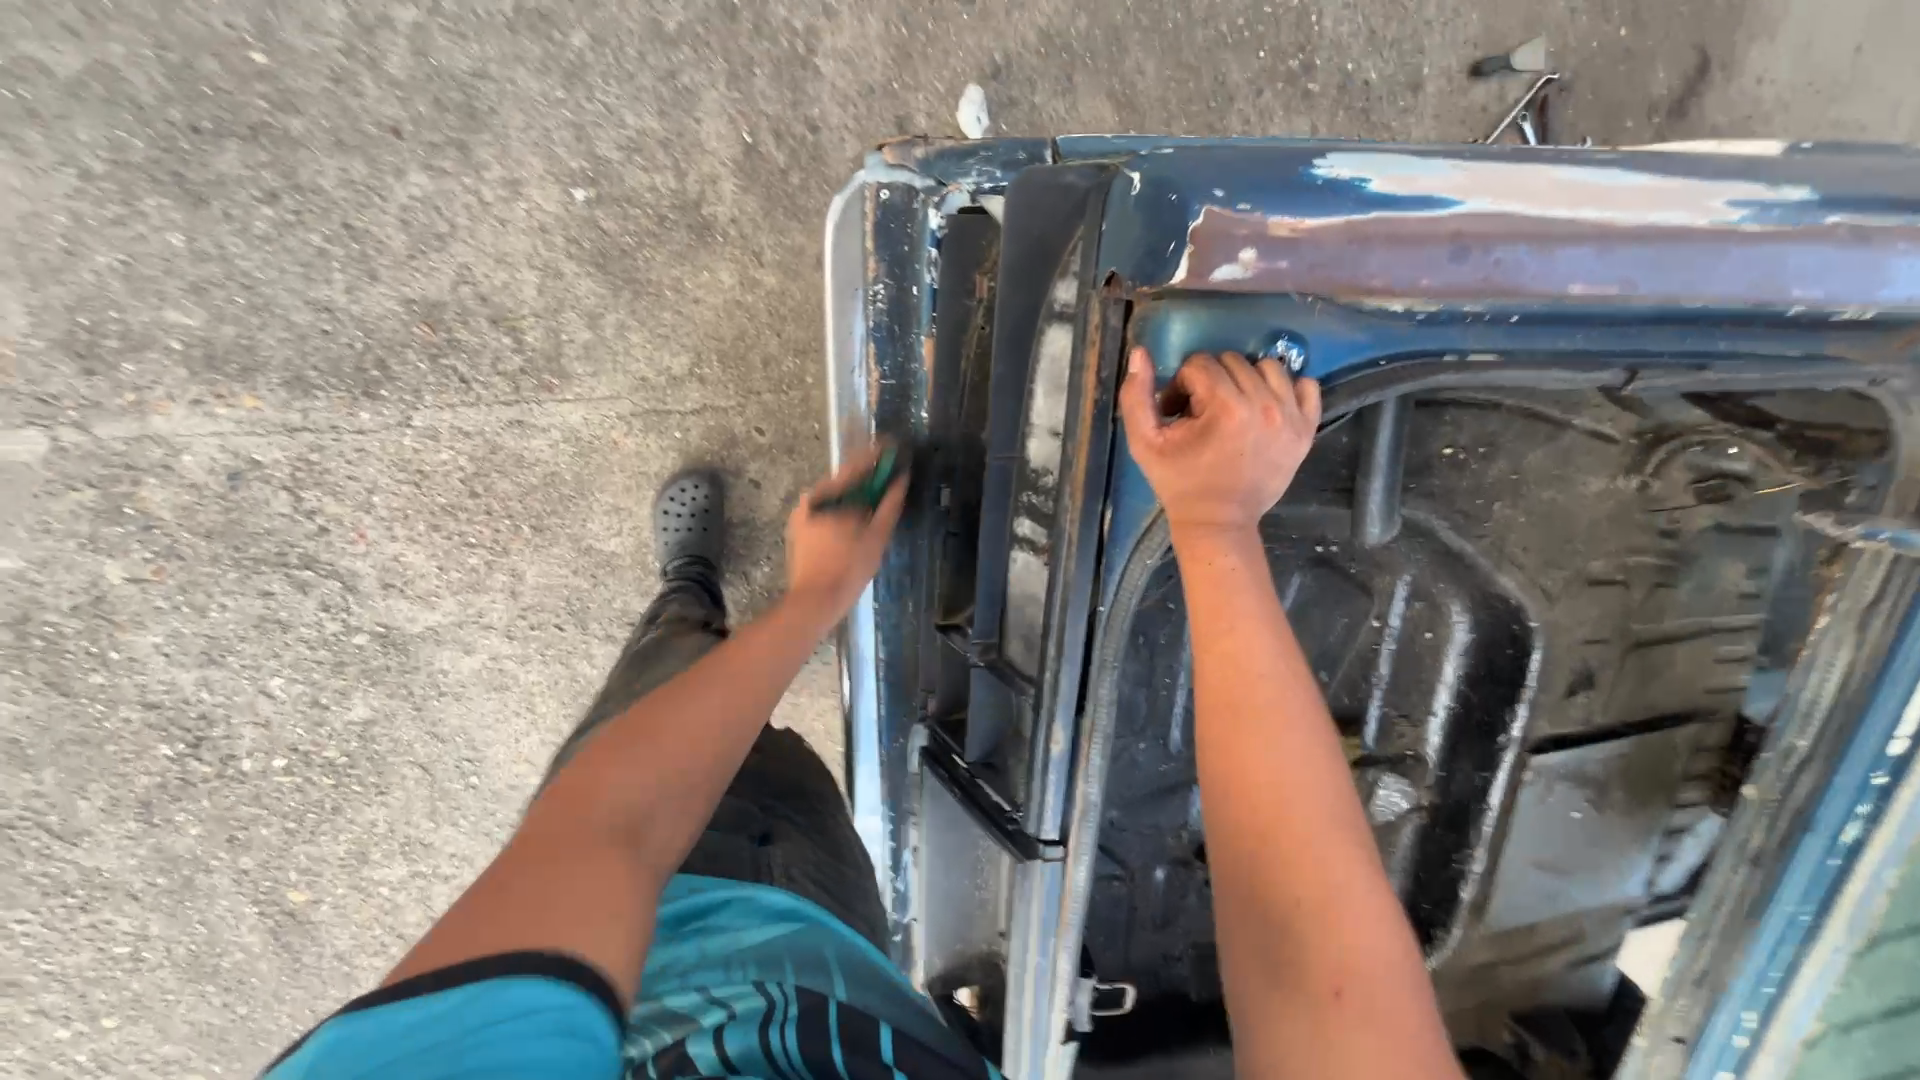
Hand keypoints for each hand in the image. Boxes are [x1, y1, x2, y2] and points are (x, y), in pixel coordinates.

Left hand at [783, 445, 907, 619]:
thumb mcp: (876, 538)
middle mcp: (811, 498)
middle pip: (844, 481)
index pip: (856, 465)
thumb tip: (901, 480)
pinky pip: (825, 512)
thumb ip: (890, 506)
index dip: (876, 454)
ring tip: (875, 505)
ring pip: (834, 498)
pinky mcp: (798, 530)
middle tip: (888, 479)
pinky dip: (842, 512)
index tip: (893, 446)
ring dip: (854, 498)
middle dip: (866, 479)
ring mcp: (801, 514)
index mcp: (828, 495)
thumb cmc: (848, 570)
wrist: (813, 600)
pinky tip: (856, 524)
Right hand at [1118, 347, 1321, 542]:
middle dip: (1210, 383)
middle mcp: (1264, 405)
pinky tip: (1265, 407)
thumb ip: (1136, 396)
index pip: (1199, 364)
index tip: (1177, 414)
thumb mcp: (1144, 442)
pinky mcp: (1306, 430)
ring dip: (1246, 381)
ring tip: (1232, 410)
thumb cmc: (1178, 483)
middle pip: (1232, 362)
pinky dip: (1287, 389)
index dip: (1181, 386)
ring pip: (1268, 367)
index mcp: (1225, 407)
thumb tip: (1140, 352)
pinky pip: (1307, 386)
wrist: (1218, 522)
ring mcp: (1290, 417)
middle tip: (1201, 416)